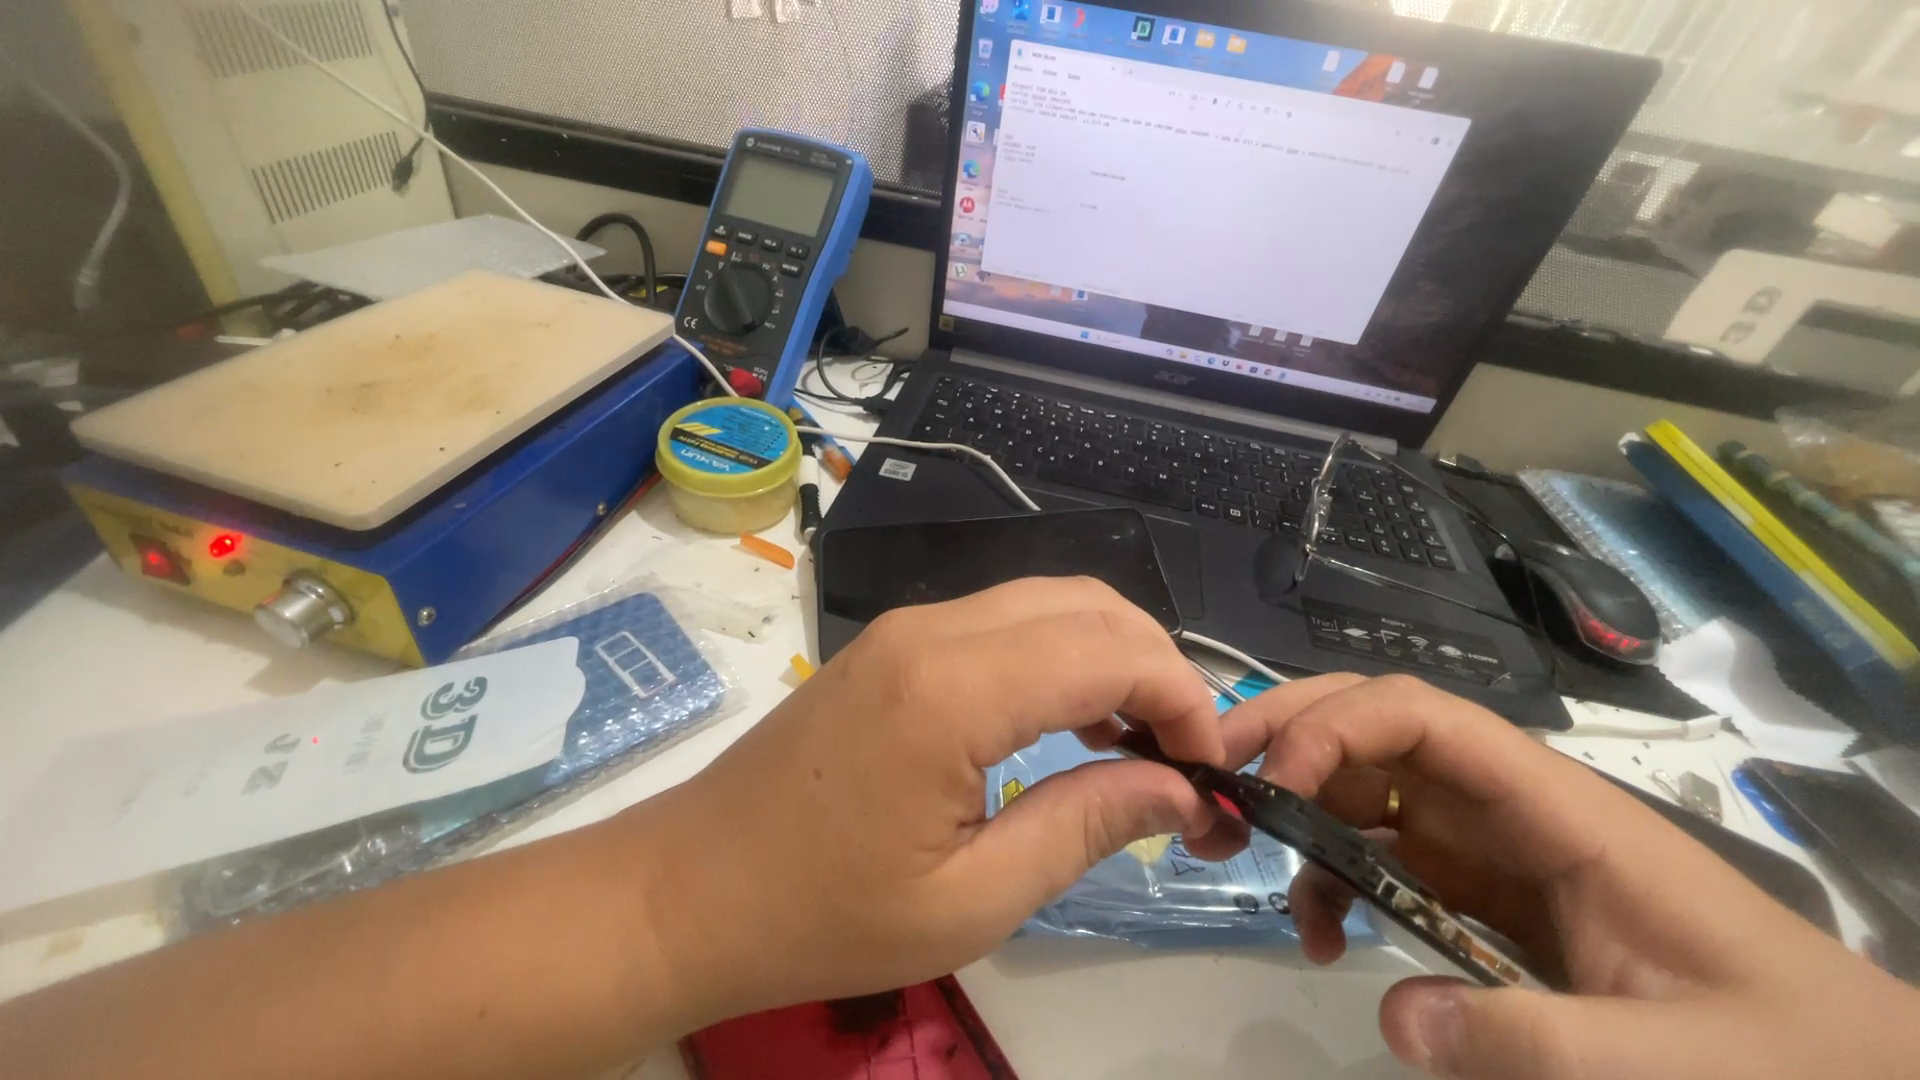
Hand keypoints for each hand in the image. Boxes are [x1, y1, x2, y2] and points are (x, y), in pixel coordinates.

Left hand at [626, 577, 1237, 1027]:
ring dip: (1109, 655)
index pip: (1108, 651)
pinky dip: (1058, 655)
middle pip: (1086, 605)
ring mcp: (907, 627)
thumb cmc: (824, 914)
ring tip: (1137, 741)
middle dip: (1156, 667)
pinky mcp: (892, 643)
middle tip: (1184, 755)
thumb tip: (1183, 789)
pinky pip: (1002, 623)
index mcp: (952, 689)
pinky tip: (1069, 720)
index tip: (1210, 768)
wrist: (689, 889)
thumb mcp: (974, 898)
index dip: (1181, 699)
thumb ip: (1088, 825)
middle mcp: (932, 630)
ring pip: (1047, 602)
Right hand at [1218, 673, 1919, 1078]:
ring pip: (1360, 784)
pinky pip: (1375, 850)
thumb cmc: (1795, 1058)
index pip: (1419, 718)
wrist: (1861, 1079)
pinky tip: (1323, 934)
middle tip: (1210, 775)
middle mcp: (1500, 802)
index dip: (1332, 728)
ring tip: (1254, 869)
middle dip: (1285, 735)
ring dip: (1295, 809)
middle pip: (1371, 726)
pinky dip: (1328, 874)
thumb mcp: (1677, 1066)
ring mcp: (1480, 842)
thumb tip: (1390, 1014)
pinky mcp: (1470, 885)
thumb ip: (1537, 1042)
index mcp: (1550, 804)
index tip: (1271, 790)